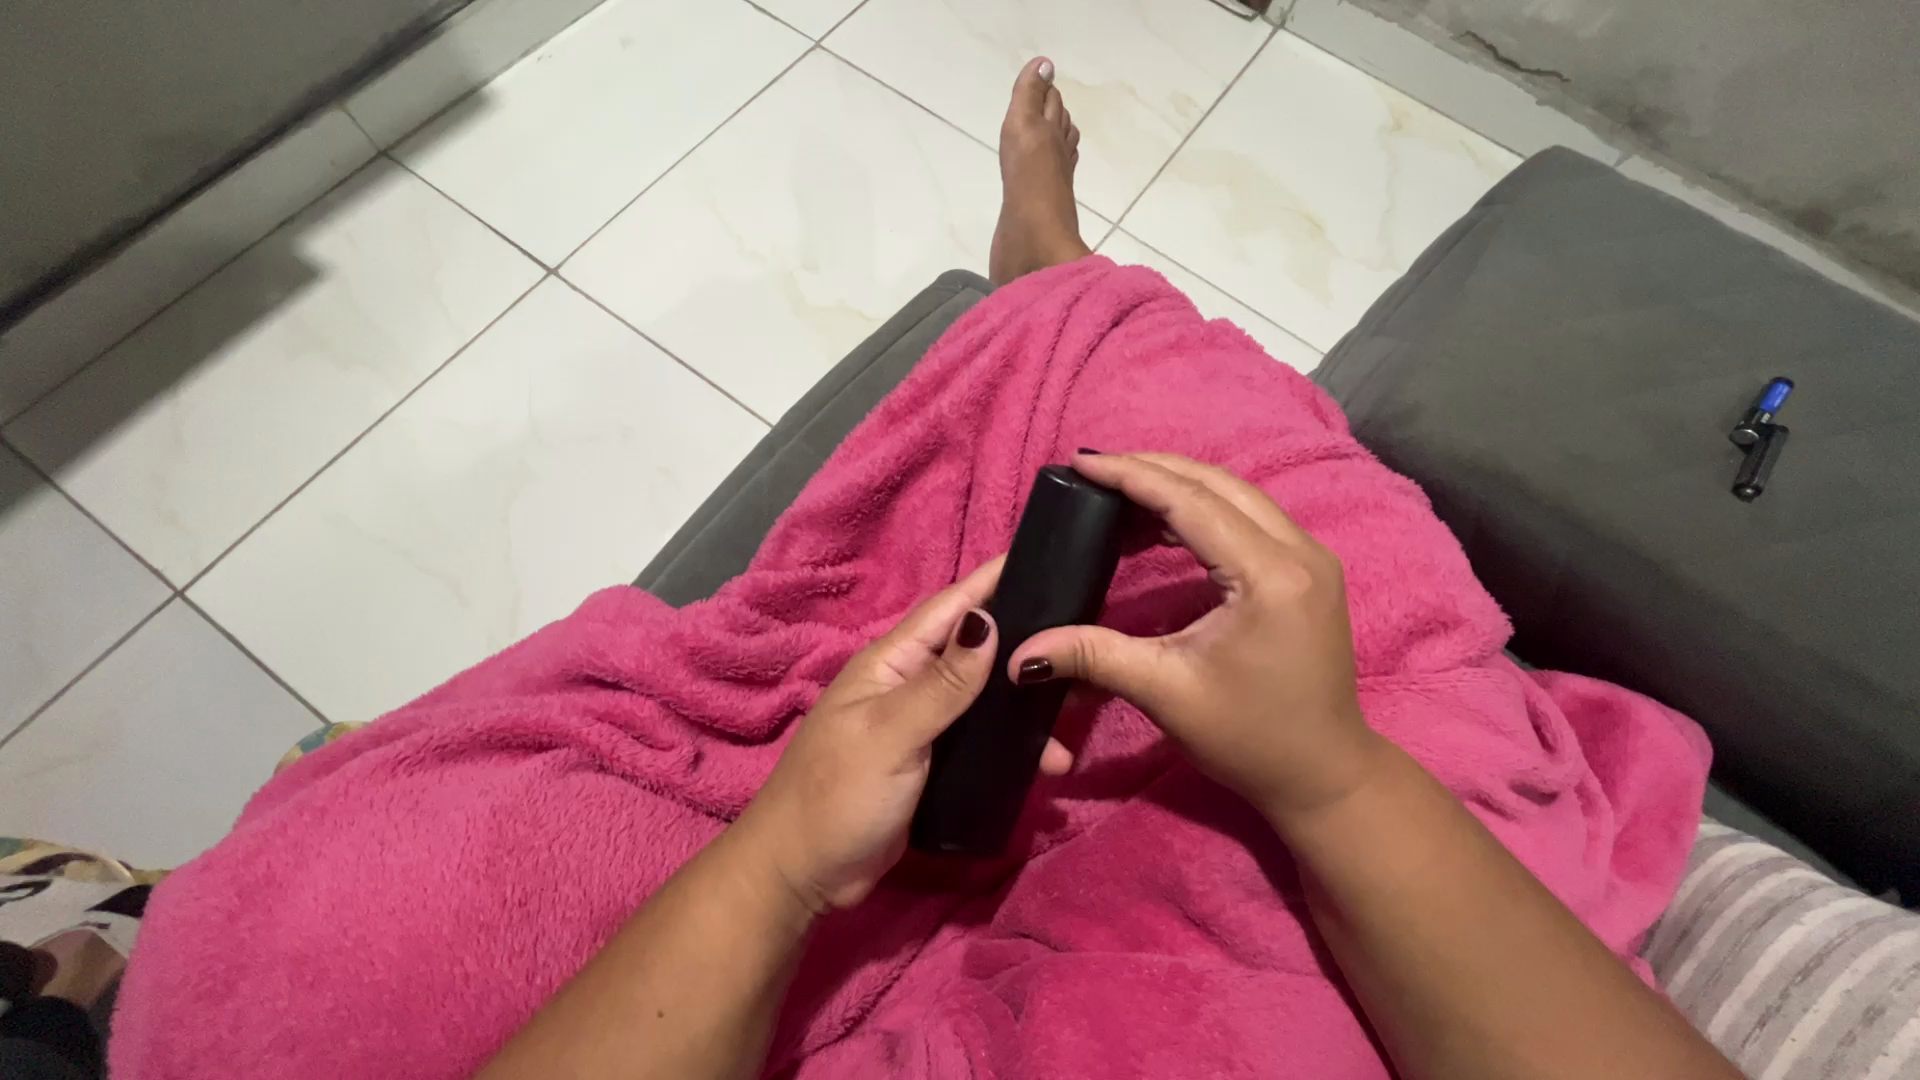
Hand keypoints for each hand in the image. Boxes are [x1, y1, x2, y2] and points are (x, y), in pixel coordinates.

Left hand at [736, 556, 1074, 913]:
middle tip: (1079, 638)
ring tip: (1076, 707)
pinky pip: (980, 740)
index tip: (1042, 558)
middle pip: (973, 650)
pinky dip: (1011, 743)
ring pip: (983, 698)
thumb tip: (988, 623)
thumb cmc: (838, 795)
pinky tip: (1045, 757)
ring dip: (1023, 702)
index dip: (990, 582)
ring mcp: (922, 725)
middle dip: (1021, 640)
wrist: (803, 873)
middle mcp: (909, 684)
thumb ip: (941, 685)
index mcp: (891, 663)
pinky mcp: (933, 763)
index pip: (949, 609)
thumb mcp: (890, 735)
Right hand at [1009, 452, 1382, 826]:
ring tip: (1117, 496)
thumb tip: (1020, 652)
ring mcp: (1309, 558)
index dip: (1131, 477)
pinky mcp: (1305, 571)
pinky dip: (1200, 509)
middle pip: (1216, 484)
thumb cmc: (1250, 738)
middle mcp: (1299, 552)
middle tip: (1093, 473)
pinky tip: (1160, 526)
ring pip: (1235, 495)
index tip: (1081, 463)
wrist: (1323, 775)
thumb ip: (1092, 656)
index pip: (1190, 503)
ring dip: (1177, 487)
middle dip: (1152, 470)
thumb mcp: (1166, 692)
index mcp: (1269, 576)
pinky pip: (1247, 518)